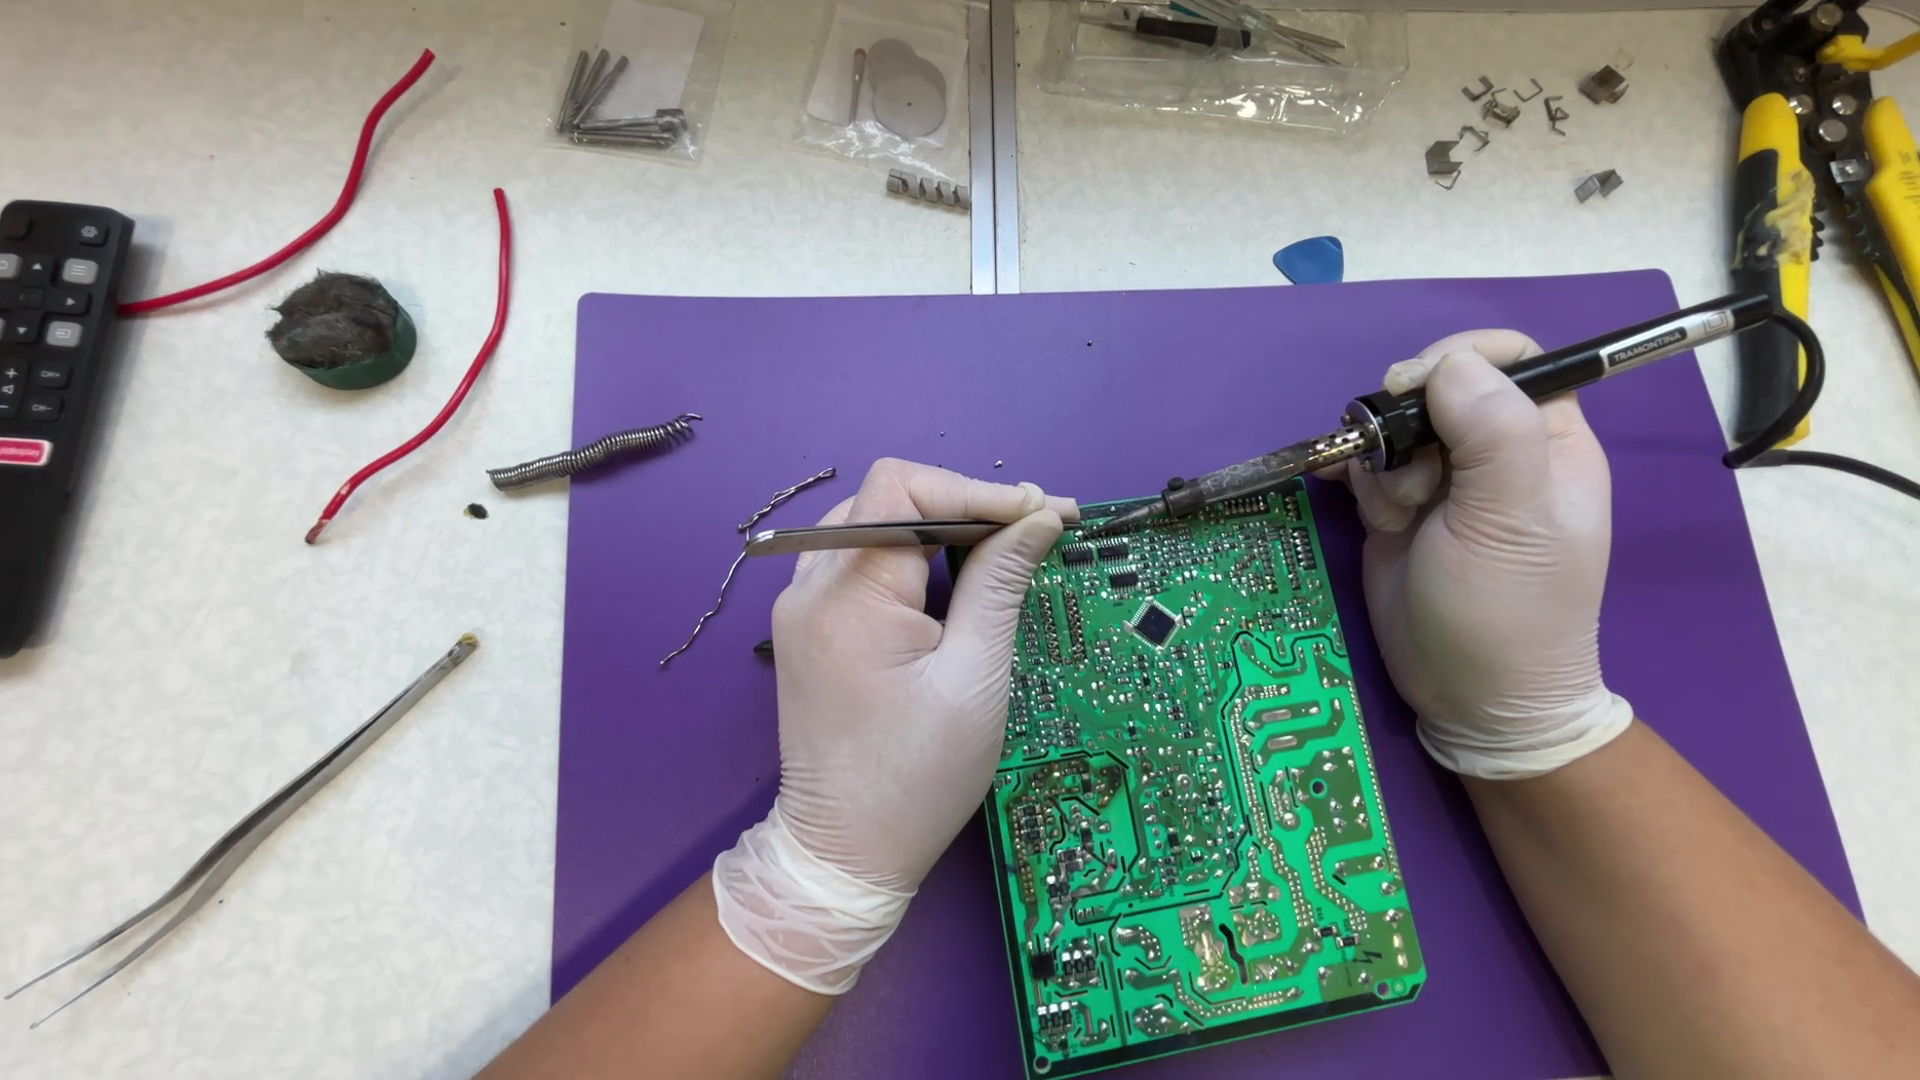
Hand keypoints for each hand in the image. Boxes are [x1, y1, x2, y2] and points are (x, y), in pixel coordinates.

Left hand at [712, 459, 1075, 993]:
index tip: (1042, 514)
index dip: (978, 490)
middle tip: (1032, 531)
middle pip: (888, 499)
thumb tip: (1040, 516)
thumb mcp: (975, 677)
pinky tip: (949, 578)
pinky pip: (858, 561)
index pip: (904, 489)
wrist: (844, 853)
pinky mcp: (808, 627)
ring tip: (1000, 549)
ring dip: (938, 527)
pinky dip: (908, 556)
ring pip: (872, 524)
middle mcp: (810, 586)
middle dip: (965, 506)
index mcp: (848, 594)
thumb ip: (1000, 583)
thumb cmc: (918, 777)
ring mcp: (801, 606)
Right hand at [1321, 332, 1632, 779]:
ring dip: (1380, 465)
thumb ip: (1491, 433)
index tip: (1411, 391)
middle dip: (1406, 425)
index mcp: (1544, 443)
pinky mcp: (1395, 510)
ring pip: (1393, 431)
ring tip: (1395, 516)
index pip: (1507, 361)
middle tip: (1410, 481)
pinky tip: (1369, 515)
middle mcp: (1493, 454)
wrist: (1467, 694)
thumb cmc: (1506, 609)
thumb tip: (1448, 365)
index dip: (1455, 361)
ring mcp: (1440, 483)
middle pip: (1435, 391)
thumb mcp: (1510, 520)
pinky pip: (1367, 468)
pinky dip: (1357, 482)